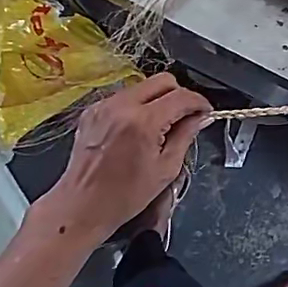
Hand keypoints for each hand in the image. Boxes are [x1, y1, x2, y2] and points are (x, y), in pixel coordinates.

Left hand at [42, 73, 210, 241]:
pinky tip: (140, 129)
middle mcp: (121, 106)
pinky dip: (138, 106)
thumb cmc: (124, 195)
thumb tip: (200, 118)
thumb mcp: (166, 168)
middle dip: (179, 95)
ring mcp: (103, 106)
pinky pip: (124, 97)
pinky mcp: (92, 111)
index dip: (199, 102)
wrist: (82, 206)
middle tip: (185, 116)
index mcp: (142, 122)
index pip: (181, 96)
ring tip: (162, 126)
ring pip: (143, 86)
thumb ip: (186, 136)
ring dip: (159, 99)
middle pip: (162, 81)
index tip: (205, 112)